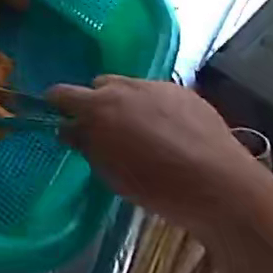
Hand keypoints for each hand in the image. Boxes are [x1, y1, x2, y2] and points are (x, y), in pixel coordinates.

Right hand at [47, 76, 272, 238]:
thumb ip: (87, 144)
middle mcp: (126, 86)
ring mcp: (158, 86)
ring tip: (140, 135)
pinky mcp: (185, 92)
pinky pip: (158, 95)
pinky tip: (169, 134)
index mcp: (100, 105)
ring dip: (127, 104)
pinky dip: (155, 109)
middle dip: (97, 103)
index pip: (64, 93)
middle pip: (100, 85)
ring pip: (131, 88)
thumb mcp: (111, 173)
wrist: (218, 183)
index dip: (56, 102)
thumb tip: (71, 128)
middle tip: (103, 130)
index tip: (54, 112)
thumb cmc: (156, 187)